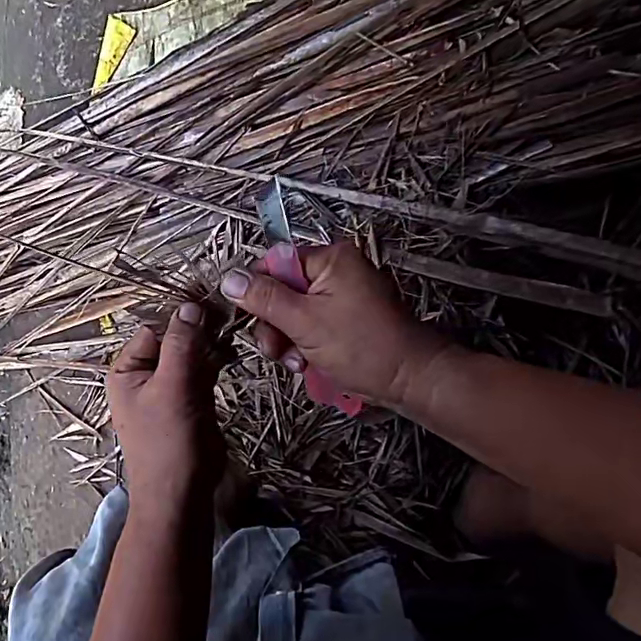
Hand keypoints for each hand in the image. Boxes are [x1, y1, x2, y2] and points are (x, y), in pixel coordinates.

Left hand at [106, 301, 225, 522]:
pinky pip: (202, 371)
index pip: (154, 329)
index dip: (181, 318)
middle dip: (199, 330)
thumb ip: (181, 345)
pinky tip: (230, 353)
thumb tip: (190, 307)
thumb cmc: (167, 444)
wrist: (181, 494)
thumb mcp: (172, 387)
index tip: (210, 306)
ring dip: (210, 344)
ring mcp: (169, 388)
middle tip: (226, 316)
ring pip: (191, 353)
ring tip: (231, 332)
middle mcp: (145, 375)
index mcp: (127, 370)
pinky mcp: (191, 400)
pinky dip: (216, 361)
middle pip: (174, 339)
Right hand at [220, 241, 451, 408]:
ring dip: (288, 341)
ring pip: (293, 314)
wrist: (409, 380)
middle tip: (279, 348)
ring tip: (299, 361)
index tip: (255, 318)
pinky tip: (310, 364)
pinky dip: (305, 347)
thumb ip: (264, 298)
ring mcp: (343, 297)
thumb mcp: (304, 322)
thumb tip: (231, 279)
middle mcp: (337, 272)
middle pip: (282, 291)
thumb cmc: (367, 348)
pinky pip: (311, 327)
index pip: (275, 263)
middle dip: (276, 325)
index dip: (259, 292)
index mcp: (331, 259)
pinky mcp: (346, 319)